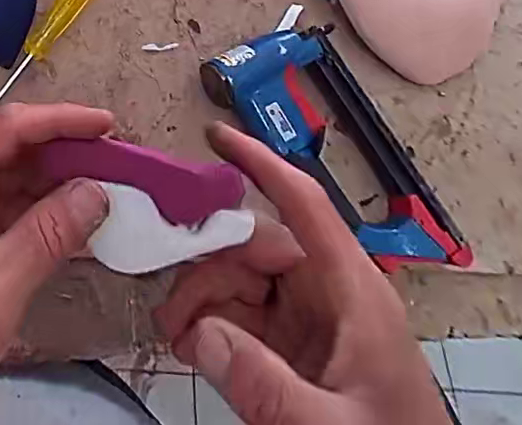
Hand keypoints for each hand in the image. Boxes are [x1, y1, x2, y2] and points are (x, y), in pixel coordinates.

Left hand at [0, 103, 113, 424]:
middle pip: (22, 145)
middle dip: (72, 151)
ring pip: (25, 173)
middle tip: (121, 161)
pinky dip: (54, 208)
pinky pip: (20, 203)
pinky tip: (87, 217)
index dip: (66, 120)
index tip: (110, 126)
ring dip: (67, 180)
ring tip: (115, 185)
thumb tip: (99, 191)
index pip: (13, 127)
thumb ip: (50, 234)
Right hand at [154, 123, 451, 424]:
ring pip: (245, 277)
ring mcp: (309, 314)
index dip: (261, 162)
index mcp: (351, 286)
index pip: (303, 202)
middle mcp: (328, 287)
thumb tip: (202, 336)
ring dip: (205, 298)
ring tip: (176, 336)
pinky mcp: (294, 341)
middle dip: (209, 265)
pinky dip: (214, 322)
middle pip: (259, 245)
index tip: (217, 136)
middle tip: (170, 310)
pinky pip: (245, 313)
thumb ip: (268, 386)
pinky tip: (193, 344)